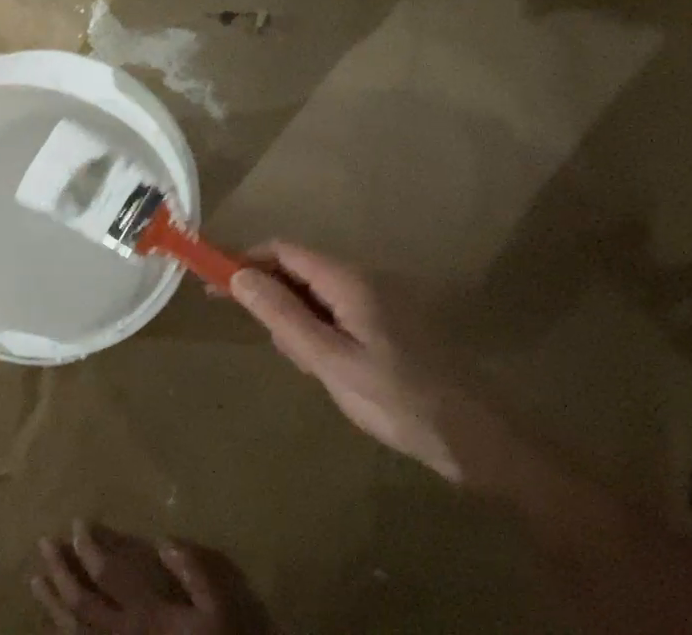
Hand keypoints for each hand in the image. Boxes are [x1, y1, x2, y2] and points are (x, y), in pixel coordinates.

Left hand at [31, 521, 268, 633]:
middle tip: (43, 543)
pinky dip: (63, 634)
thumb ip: (196, 573)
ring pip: (73, 631)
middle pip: (80, 602)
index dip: (88, 546)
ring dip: (52, 605)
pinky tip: (55, 624)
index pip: (106, 574)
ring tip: (36, 581)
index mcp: (147, 615)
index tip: (77, 523)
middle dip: (59, 570)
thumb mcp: (222, 610)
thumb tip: (164, 541)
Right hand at [229, 241, 499, 484]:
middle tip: (268, 341)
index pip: (283, 250)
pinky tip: (331, 368)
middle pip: (300, 269)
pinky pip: (340, 313)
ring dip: (297, 320)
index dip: (244, 261)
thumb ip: (281, 315)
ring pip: (318, 295)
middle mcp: (367, 280)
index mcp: (350, 281)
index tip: (212, 286)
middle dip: (271, 296)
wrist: (479, 440)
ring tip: (308, 366)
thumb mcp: (329, 360)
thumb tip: (238, 276)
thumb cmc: (398, 399)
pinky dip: (321, 332)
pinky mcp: (393, 325)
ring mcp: (383, 301)